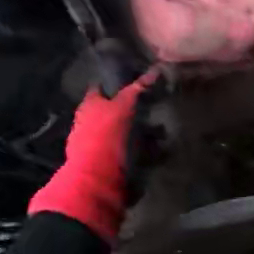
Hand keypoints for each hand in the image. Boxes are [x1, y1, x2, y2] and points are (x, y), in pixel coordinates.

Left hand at [28, 68, 160, 239]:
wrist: (98, 183)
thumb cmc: (107, 138)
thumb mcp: (124, 108)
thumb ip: (137, 90)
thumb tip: (156, 70)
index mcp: (89, 106)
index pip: (103, 86)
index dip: (120, 80)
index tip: (141, 78)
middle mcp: (90, 123)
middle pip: (117, 110)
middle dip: (137, 109)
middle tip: (159, 105)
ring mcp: (100, 146)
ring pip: (127, 132)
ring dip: (145, 132)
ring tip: (165, 132)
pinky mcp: (111, 165)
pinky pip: (133, 152)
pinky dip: (146, 151)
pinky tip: (161, 152)